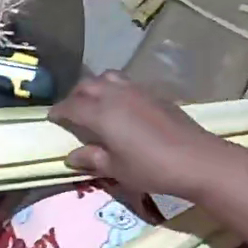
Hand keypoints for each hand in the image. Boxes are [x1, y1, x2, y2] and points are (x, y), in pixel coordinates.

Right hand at [47, 72, 247, 202]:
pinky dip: (114, 89)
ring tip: (94, 103)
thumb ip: (92, 158)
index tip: (51, 117)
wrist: (196, 158)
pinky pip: (125, 83)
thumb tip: (72, 155)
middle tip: (71, 111)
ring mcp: (137, 90)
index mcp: (101, 112)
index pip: (71, 106)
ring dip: (95, 87)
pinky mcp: (154, 93)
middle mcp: (115, 94)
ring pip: (107, 78)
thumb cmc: (152, 168)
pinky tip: (121, 106)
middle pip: (87, 85)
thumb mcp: (117, 169)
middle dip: (75, 96)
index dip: (59, 111)